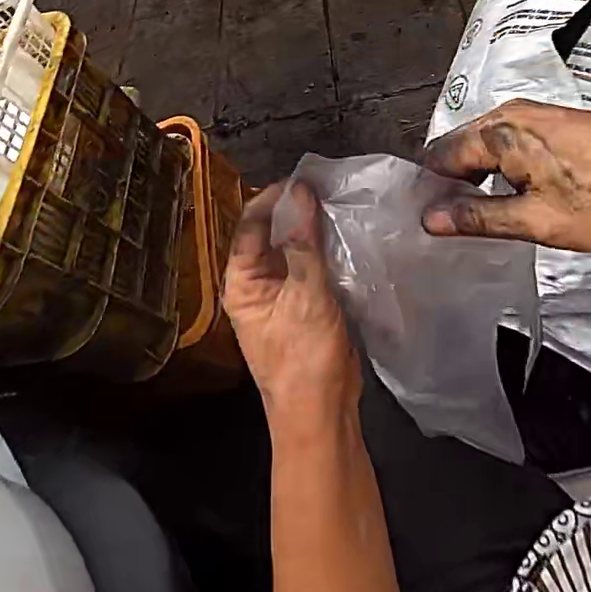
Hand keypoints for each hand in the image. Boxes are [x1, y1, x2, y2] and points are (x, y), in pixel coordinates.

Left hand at [224, 181, 360, 428]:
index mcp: (242, 280)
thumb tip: (301, 191)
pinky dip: (327, 248)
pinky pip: (314, 264)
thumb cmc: (304, 357)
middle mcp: (258, 281)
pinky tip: (347, 232)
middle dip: (298, 210)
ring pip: (296, 247)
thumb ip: (305, 243)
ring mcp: (283, 291)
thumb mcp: (306, 296)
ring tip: (340, 202)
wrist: (322, 412)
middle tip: (328, 186)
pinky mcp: (307, 300)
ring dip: (314, 228)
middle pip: (274, 232)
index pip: (252, 224)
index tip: (305, 179)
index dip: (275, 198)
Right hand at [419, 100, 590, 251]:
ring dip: (478, 179)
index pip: (440, 158)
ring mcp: (533, 114)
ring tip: (488, 217)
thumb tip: (431, 219)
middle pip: (459, 149)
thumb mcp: (539, 220)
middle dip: (453, 185)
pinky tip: (515, 198)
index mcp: (499, 131)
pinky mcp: (552, 122)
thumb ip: (479, 218)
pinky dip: (502, 170)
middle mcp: (510, 114)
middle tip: (458, 227)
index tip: (431, 223)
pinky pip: (508, 144)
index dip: (431, 192)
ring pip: (484, 148)